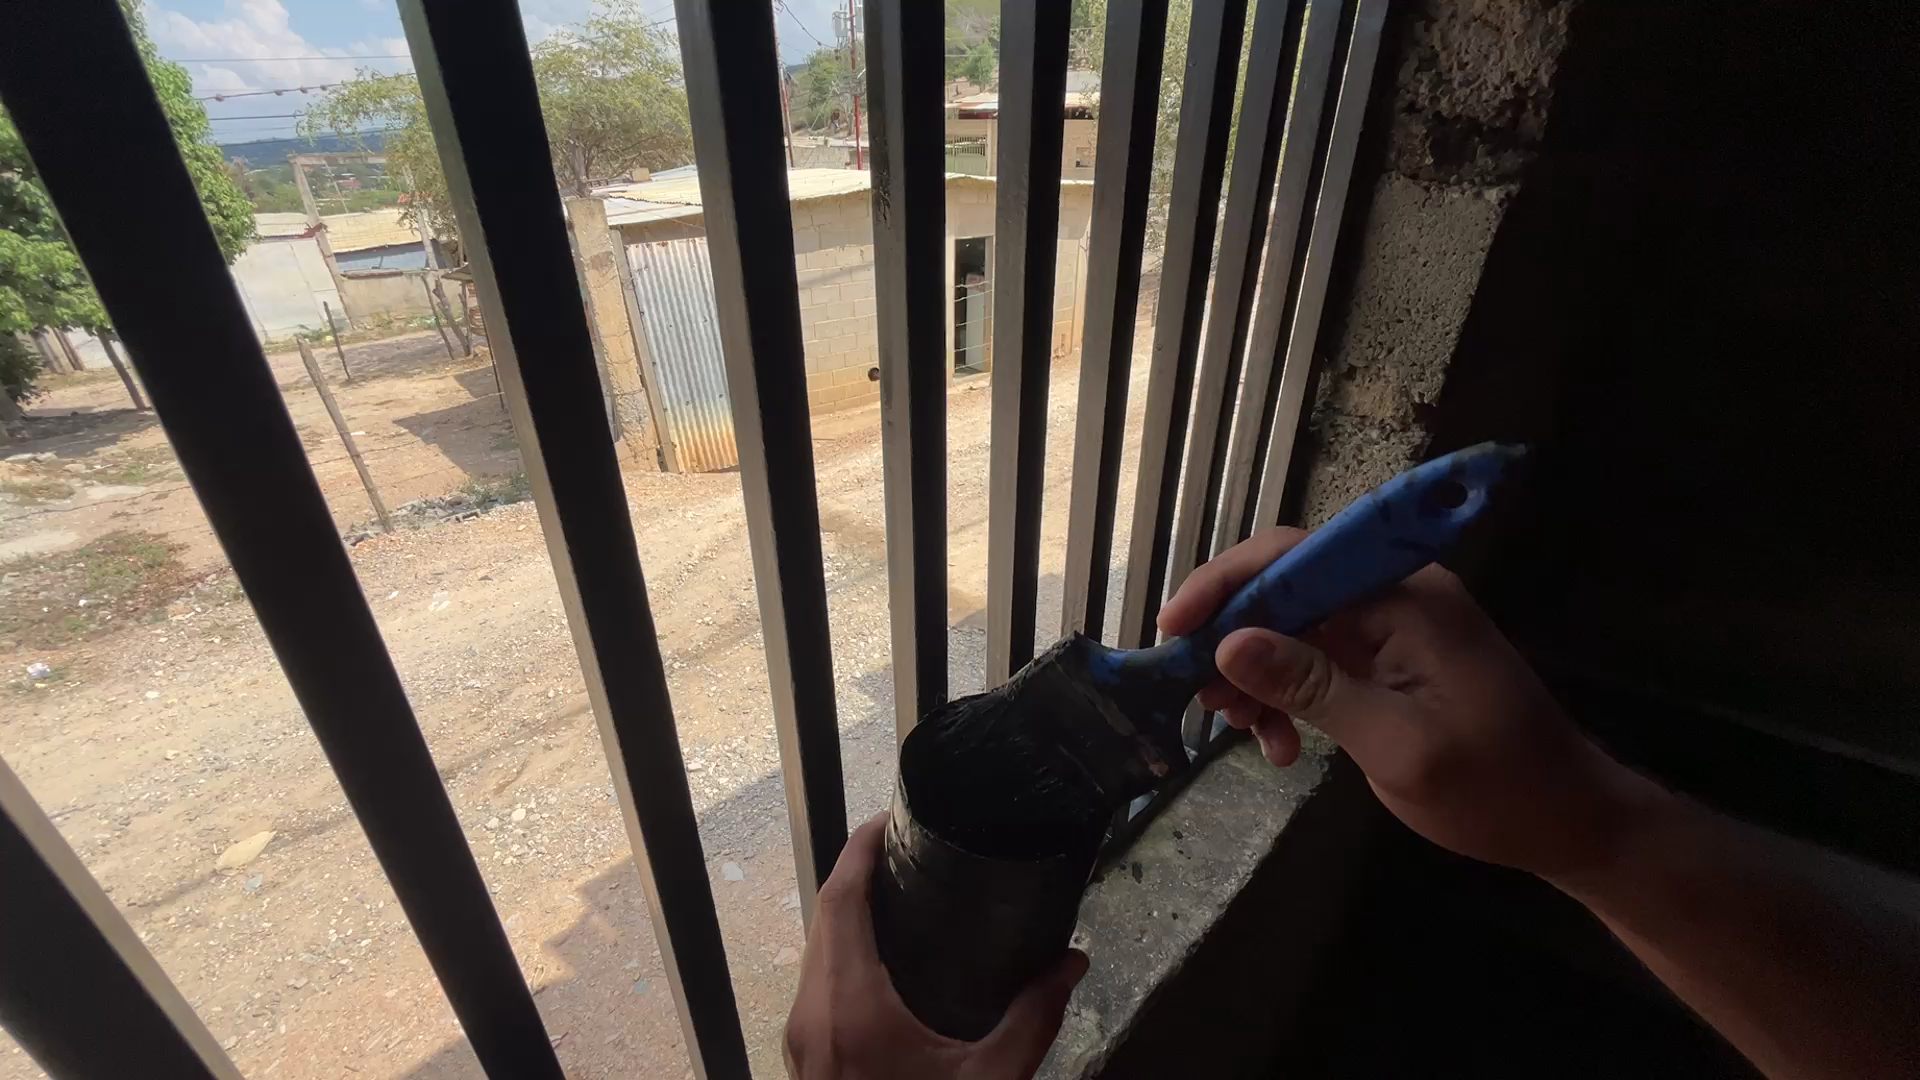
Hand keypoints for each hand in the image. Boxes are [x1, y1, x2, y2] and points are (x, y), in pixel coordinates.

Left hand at [784, 815, 1088, 1079]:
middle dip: (856, 865)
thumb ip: (1033, 1019)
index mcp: (849, 1007)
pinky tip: (878, 937)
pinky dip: (841, 935)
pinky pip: (817, 969)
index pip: (839, 901)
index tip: (887, 816)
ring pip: (815, 940)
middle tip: (902, 839)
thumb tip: (1074, 960)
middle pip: (824, 912)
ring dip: (846, 900)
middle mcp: (812, 1011)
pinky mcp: (803, 1049)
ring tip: (892, 876)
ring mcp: (800, 1033)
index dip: (857, 848)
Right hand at [1159, 527, 1666, 880]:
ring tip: (1231, 722)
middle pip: (1279, 587)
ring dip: (1248, 672)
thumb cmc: (1497, 787)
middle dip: (1228, 634)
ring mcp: (1378, 627)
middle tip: (1191, 684)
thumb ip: (1312, 687)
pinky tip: (1274, 742)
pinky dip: (1277, 696)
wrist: (1568, 825)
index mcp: (1400, 596)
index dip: (1225, 583)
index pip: (1292, 556)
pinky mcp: (1372, 659)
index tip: (1175, 627)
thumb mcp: (1398, 743)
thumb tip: (1229, 645)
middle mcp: (1385, 596)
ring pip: (1282, 625)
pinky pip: (1303, 659)